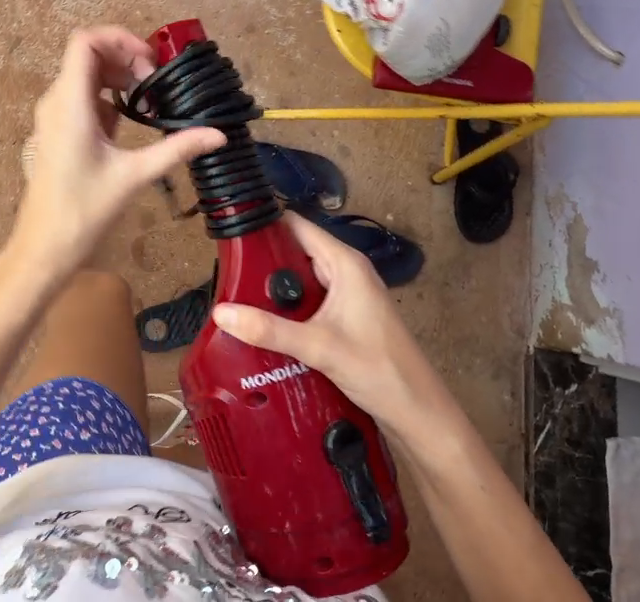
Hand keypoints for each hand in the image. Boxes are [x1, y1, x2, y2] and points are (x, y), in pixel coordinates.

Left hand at [9, 28, 224, 282]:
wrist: (44, 247)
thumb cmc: (82, 211)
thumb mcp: (134, 176)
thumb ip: (176, 149)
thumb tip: (218, 134)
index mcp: (69, 103)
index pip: (85, 42)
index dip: (119, 38)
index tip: (150, 61)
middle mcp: (56, 102)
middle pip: (87, 56)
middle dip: (125, 59)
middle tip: (156, 83)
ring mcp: (53, 117)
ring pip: (85, 78)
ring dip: (118, 80)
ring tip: (149, 103)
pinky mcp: (57, 132)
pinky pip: (82, 100)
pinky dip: (107, 100)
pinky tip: (131, 124)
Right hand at [212, 214, 436, 435]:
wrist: (419, 414)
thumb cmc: (380, 370)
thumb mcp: (319, 347)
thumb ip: (269, 329)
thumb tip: (221, 313)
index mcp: (345, 263)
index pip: (296, 226)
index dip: (263, 225)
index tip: (228, 234)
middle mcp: (345, 272)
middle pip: (294, 252)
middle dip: (261, 262)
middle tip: (224, 275)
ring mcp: (346, 296)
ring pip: (299, 280)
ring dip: (271, 289)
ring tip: (234, 298)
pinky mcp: (344, 319)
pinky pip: (306, 302)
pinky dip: (285, 309)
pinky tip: (262, 324)